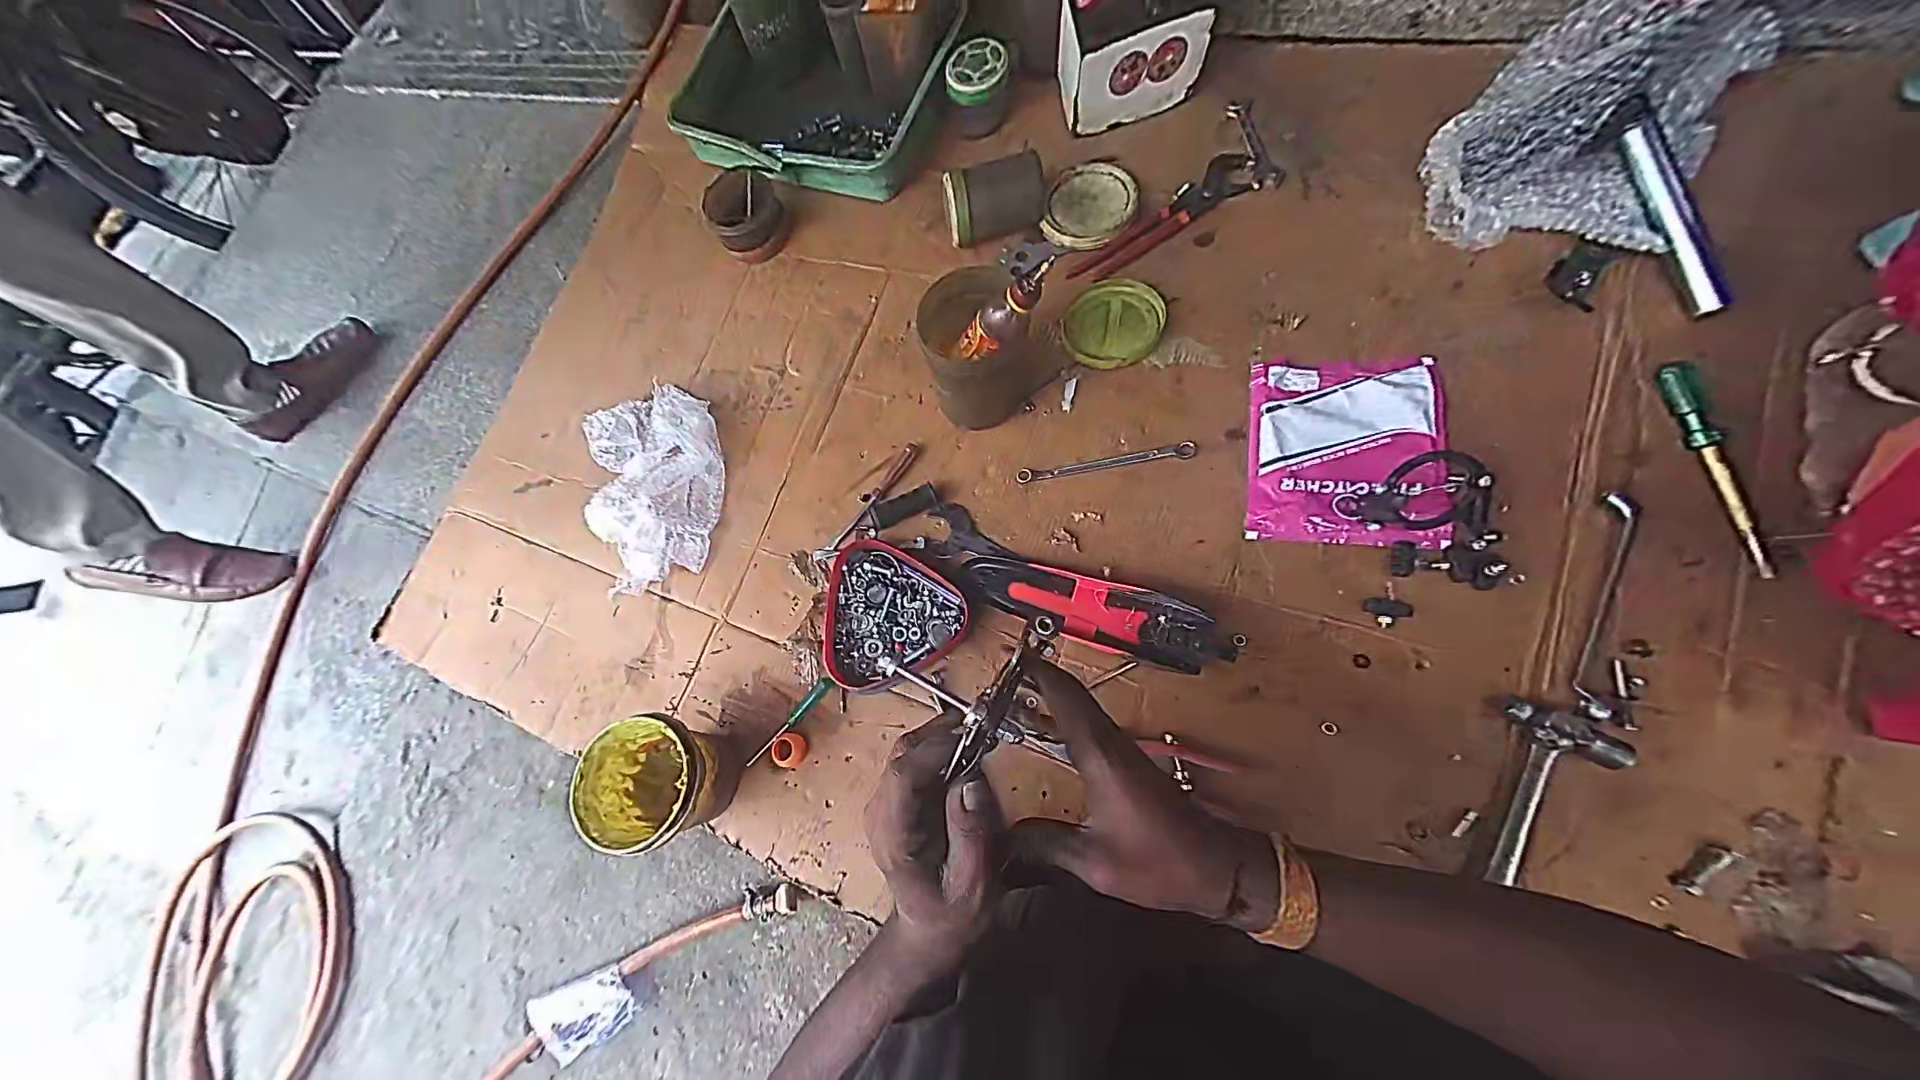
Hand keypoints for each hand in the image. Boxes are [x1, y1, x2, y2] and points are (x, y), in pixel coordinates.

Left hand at [865, 712, 1001, 974]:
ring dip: (942, 737)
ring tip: (978, 738)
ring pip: (907, 750)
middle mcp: (880, 813)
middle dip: (942, 736)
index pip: (902, 774)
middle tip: (982, 732)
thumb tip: (972, 783)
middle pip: (903, 754)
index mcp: (893, 836)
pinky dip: (941, 747)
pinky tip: (966, 752)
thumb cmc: (950, 916)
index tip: (971, 738)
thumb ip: (972, 836)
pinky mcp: (897, 797)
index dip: (936, 748)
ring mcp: (885, 802)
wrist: (929, 929)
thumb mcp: (972, 888)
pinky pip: (915, 758)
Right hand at [1012, 659, 1280, 931]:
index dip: (1039, 673)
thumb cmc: (1164, 863)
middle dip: (1040, 675)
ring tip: (1021, 688)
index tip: (1016, 656)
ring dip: (1053, 691)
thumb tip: (1007, 840)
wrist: (1218, 865)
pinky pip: (1091, 722)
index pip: (1066, 699)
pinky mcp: (1129, 758)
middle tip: (1010, 667)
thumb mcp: (1096, 863)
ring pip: (1083, 705)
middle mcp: (1113, 743)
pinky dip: (1067, 711)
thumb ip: (1046, 845)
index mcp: (1102, 758)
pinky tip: (1051, 722)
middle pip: (1073, 694)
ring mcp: (1123, 748)